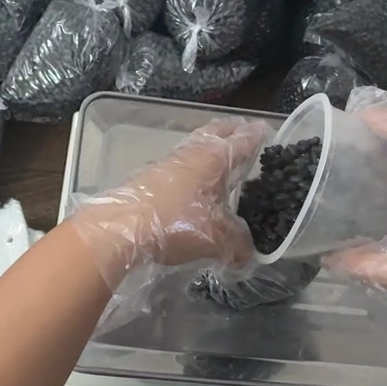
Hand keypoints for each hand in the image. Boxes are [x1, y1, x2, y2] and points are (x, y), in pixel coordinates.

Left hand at [67, 118, 269, 286]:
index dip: (256, 135)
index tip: (266, 129)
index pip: (242, 140)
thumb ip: (239, 245)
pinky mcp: (149, 178)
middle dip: (231, 131)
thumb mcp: (218, 239)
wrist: (120, 229)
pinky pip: (179, 163)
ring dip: (208, 147)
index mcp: (214, 158)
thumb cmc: (177, 224)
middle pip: (215, 133)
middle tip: (243, 131)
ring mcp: (167, 163)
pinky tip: (193, 181)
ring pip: (194, 146)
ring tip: (220, 155)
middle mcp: (191, 153)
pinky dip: (192, 166)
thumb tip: (248, 256)